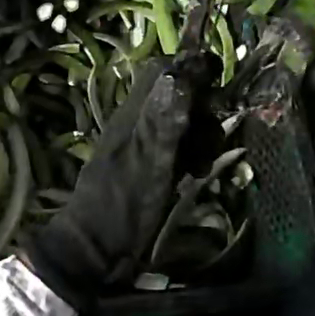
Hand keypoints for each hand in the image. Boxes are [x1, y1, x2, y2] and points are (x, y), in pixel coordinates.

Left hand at [20, 54, 215, 310]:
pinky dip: (190, 154)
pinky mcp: (146, 163)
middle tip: (211, 140)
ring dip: (200, 137)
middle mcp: (138, 119)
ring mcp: (141, 141)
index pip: (166, 68)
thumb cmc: (124, 203)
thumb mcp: (151, 159)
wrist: (95, 247)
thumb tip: (186, 68)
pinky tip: (194, 174)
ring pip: (181, 121)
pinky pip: (176, 145)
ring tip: (203, 165)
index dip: (194, 70)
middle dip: (203, 111)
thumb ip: (166, 115)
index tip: (219, 88)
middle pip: (179, 94)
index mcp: (136, 111)